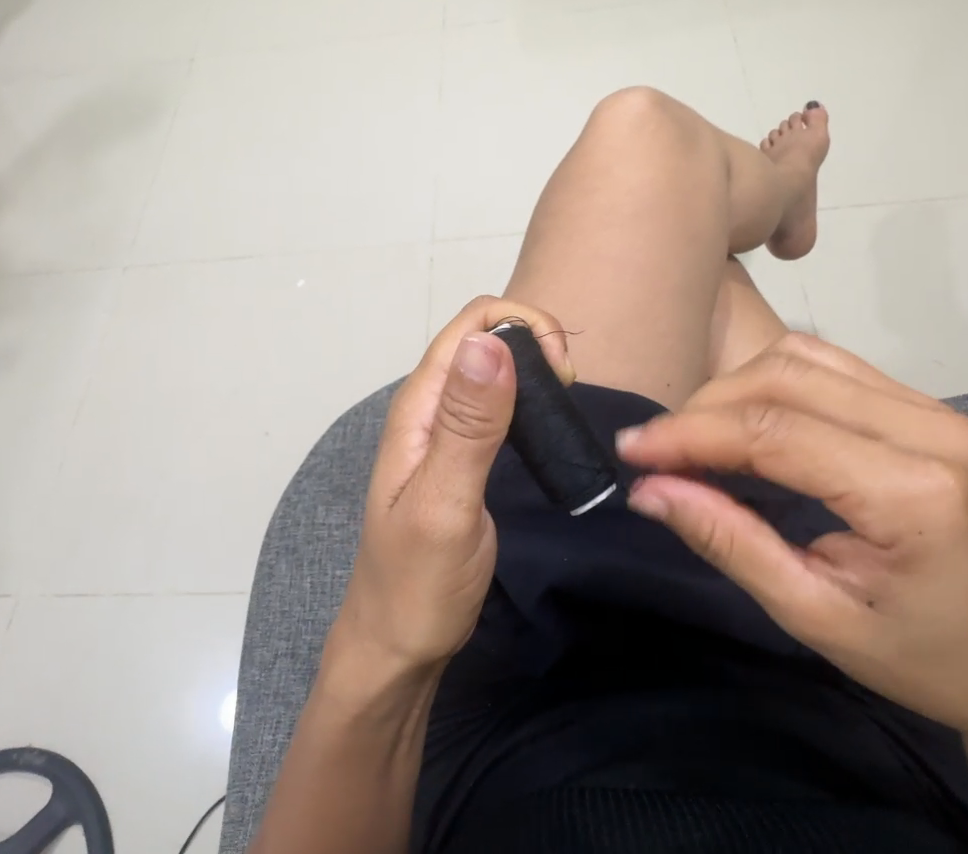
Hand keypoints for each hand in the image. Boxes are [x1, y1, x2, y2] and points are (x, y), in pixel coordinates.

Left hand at [334, 297, 574, 675]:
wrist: (398, 643)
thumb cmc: (419, 583)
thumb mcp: (446, 504)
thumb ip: (468, 426)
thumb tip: (491, 341)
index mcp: (419, 407)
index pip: (470, 324)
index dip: (522, 326)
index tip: (562, 373)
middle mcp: (428, 408)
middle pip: (483, 337)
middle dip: (533, 342)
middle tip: (569, 392)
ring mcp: (444, 433)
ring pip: (491, 369)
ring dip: (533, 370)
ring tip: (564, 406)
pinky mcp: (461, 457)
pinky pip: (495, 405)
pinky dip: (527, 400)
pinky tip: (546, 427)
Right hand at [615, 332, 967, 757]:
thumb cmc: (917, 657)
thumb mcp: (812, 615)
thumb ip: (730, 541)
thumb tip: (648, 490)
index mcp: (914, 492)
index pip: (775, 430)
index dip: (691, 433)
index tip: (630, 451)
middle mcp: (933, 430)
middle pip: (784, 377)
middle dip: (705, 408)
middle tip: (657, 454)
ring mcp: (936, 410)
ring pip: (802, 358)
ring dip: (733, 389)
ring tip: (694, 439)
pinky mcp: (925, 407)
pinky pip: (827, 367)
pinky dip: (768, 383)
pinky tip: (743, 422)